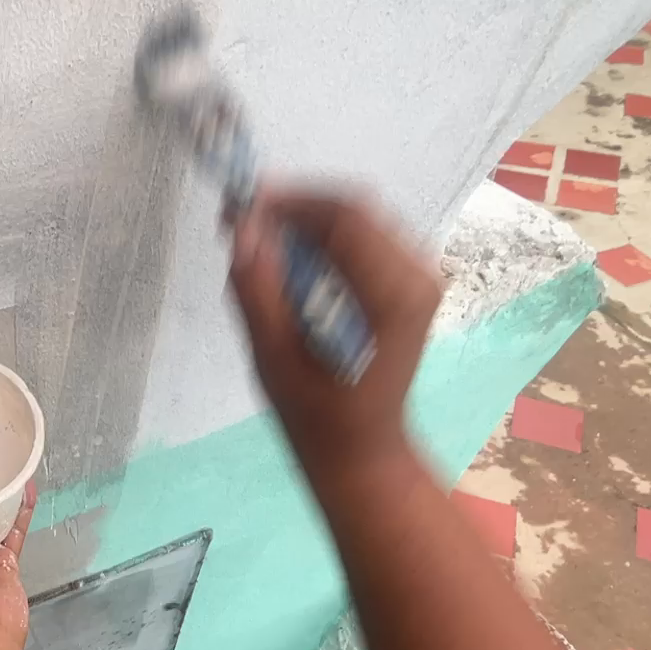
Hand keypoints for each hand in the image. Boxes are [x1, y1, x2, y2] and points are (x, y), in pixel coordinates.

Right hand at [227, 183, 441, 476]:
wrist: (359, 448)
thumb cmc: (312, 412)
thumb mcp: (273, 355)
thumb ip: (258, 289)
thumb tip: (242, 229)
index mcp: (391, 294)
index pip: (342, 217)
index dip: (285, 201)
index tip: (233, 208)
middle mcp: (416, 275)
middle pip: (351, 211)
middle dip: (289, 208)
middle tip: (233, 224)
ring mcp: (417, 278)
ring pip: (354, 221)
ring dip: (299, 223)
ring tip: (251, 243)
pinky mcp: (405, 284)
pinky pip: (359, 241)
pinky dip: (315, 240)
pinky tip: (281, 262)